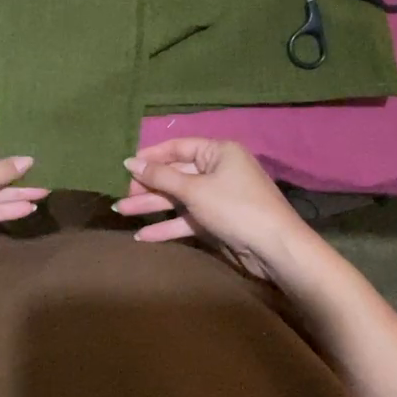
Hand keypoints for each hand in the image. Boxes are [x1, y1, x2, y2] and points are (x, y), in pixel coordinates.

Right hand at [112, 138, 312, 279]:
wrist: (275, 249)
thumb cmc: (235, 207)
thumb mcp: (194, 189)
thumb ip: (160, 176)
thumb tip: (130, 161)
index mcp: (218, 152)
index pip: (177, 147)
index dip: (150, 157)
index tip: (125, 166)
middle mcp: (218, 171)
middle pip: (175, 174)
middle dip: (147, 186)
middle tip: (121, 194)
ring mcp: (217, 197)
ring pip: (177, 198)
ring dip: (151, 206)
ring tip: (121, 212)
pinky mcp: (217, 221)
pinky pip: (187, 219)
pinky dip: (167, 226)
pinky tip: (143, 236)